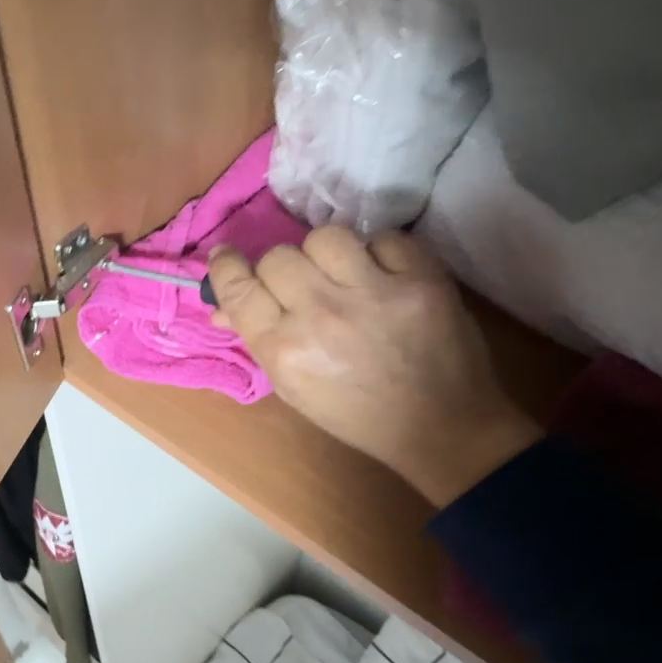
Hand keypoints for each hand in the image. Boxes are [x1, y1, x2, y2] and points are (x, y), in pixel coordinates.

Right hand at [206, 227, 541, 505]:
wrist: (440, 426)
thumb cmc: (356, 413)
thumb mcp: (294, 386)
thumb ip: (259, 339)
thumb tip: (221, 306)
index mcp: (284, 350)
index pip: (237, 287)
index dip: (226, 267)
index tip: (227, 257)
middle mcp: (321, 315)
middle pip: (277, 256)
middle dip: (282, 270)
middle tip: (302, 287)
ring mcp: (373, 292)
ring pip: (325, 237)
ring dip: (326, 255)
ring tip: (342, 276)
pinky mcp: (421, 278)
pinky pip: (383, 238)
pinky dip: (379, 254)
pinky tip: (383, 278)